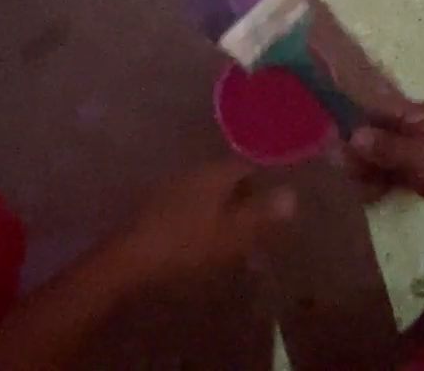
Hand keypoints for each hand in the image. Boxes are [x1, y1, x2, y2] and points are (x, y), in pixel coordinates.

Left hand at [113, 158, 296, 282]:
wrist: (130, 260)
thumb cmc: (186, 243)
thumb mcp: (231, 234)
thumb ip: (262, 214)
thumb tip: (293, 194)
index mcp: (215, 173)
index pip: (247, 164)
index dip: (264, 175)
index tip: (278, 189)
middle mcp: (195, 172)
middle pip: (227, 175)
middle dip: (245, 190)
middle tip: (261, 212)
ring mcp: (174, 186)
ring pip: (209, 188)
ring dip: (224, 203)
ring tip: (237, 226)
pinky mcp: (159, 206)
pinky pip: (193, 202)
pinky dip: (205, 212)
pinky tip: (207, 232)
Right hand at [345, 101, 423, 247]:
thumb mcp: (422, 157)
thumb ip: (387, 146)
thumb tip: (352, 135)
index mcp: (423, 117)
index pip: (383, 110)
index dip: (358, 119)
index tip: (332, 131)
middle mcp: (419, 131)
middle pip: (381, 134)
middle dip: (359, 146)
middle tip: (335, 162)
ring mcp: (420, 156)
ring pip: (384, 156)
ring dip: (366, 166)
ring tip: (348, 179)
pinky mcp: (421, 180)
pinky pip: (392, 175)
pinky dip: (379, 181)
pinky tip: (364, 193)